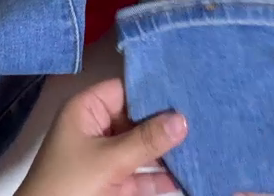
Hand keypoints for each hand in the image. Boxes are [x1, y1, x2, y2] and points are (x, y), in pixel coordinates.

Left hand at [15, 78, 186, 195]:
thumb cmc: (70, 184)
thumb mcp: (109, 160)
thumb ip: (146, 141)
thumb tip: (182, 119)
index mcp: (87, 110)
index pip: (125, 90)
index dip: (153, 90)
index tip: (187, 90)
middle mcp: (97, 128)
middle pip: (136, 120)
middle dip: (166, 124)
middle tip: (203, 118)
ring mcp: (105, 157)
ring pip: (141, 149)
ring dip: (167, 153)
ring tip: (203, 145)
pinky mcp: (112, 184)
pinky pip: (140, 175)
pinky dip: (160, 178)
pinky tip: (187, 176)